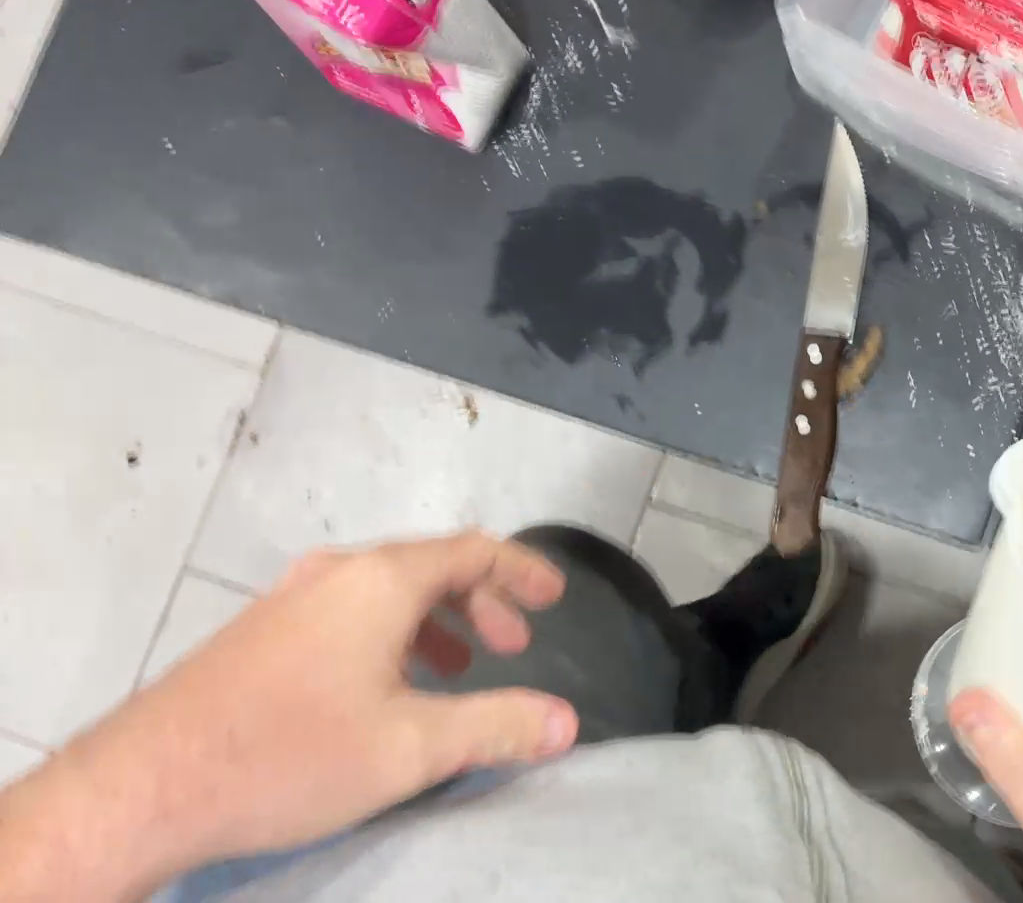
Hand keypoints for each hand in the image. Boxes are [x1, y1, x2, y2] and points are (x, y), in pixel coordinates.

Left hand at [0, 530, 579, 901]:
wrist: (124, 801)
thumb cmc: (285, 755)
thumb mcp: (411, 747)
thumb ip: (499, 726)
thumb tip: (568, 723)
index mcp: (382, 580)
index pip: (476, 550)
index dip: (524, 570)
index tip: (556, 596)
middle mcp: (339, 573)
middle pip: (435, 565)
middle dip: (485, 602)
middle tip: (513, 644)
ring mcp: (291, 600)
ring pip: (391, 589)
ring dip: (441, 620)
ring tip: (459, 667)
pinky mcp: (259, 632)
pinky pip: (351, 609)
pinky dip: (395, 632)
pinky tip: (388, 684)